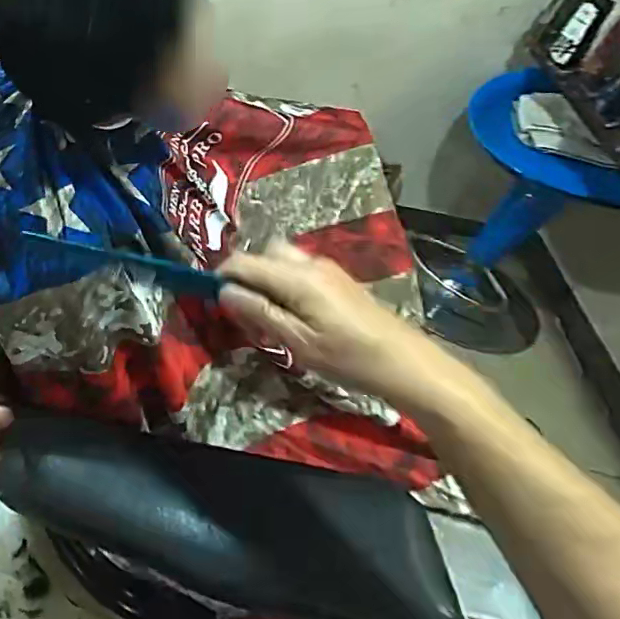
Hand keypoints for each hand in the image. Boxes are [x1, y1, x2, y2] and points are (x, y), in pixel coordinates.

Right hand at [218, 241, 466, 412]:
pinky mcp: (337, 278)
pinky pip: (298, 269)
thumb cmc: (350, 358)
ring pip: (281, 259)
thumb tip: (223, 292)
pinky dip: (284, 282)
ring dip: (266, 279)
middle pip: (263, 254)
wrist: (407, 364)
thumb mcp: (298, 343)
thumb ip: (259, 314)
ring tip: (268, 315)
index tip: (212, 299)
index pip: (244, 261)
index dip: (222, 276)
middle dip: (246, 275)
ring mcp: (326, 267)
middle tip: (244, 311)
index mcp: (296, 277)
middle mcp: (309, 263)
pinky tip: (293, 314)